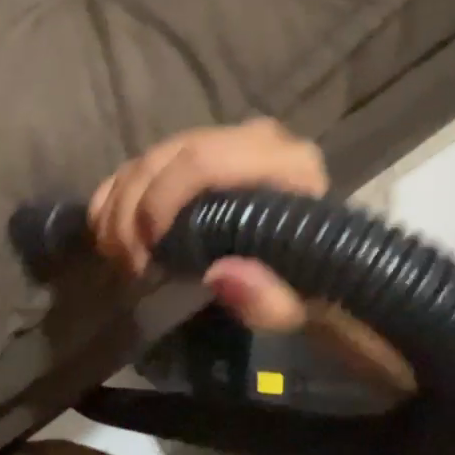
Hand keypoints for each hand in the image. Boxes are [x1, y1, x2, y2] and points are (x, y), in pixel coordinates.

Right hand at [91, 120, 413, 393]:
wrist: (345, 287)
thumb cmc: (333, 298)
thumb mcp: (315, 313)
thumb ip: (275, 300)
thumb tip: (219, 274)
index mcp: (288, 165)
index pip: (202, 159)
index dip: (161, 200)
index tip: (147, 255)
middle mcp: (255, 141)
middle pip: (165, 156)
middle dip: (133, 209)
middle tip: (128, 266)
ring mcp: (221, 148)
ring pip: (146, 159)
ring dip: (118, 208)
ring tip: (117, 258)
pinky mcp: (198, 164)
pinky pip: (139, 166)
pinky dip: (113, 198)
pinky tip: (109, 235)